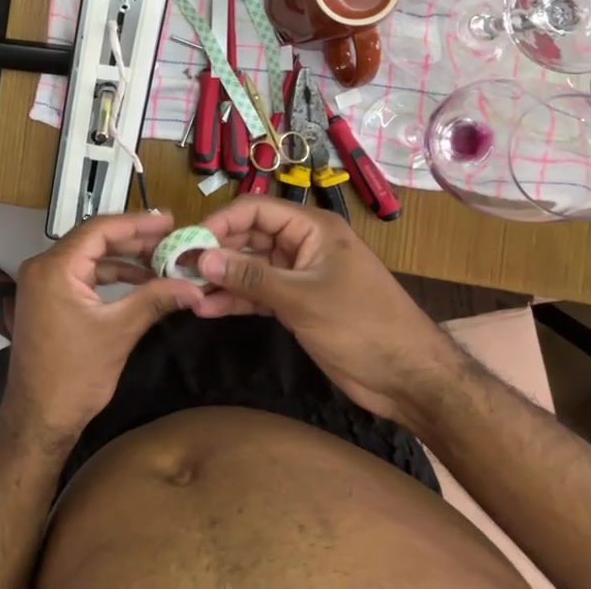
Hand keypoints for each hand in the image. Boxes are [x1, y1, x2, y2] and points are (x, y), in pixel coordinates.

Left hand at [0, 210, 203, 441]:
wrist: (38, 415)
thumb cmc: (75, 373)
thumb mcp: (119, 331)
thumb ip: (154, 300)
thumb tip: (194, 287)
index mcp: (55, 267)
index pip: (99, 230)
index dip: (137, 223)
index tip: (170, 221)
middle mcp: (43, 266)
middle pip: (93, 240)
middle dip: (134, 240)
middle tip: (172, 239)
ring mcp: (43, 283)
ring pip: (89, 258)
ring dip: (123, 260)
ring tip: (163, 261)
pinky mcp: (48, 299)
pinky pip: (81, 276)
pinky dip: (109, 276)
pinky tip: (139, 282)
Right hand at [190, 196, 463, 424]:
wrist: (412, 380)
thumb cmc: (362, 326)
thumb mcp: (302, 299)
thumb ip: (250, 276)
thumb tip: (201, 257)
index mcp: (312, 228)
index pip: (255, 210)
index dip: (219, 222)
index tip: (187, 243)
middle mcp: (303, 244)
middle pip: (248, 237)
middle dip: (215, 252)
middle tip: (179, 269)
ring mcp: (300, 274)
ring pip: (250, 267)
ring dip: (222, 279)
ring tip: (189, 293)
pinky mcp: (298, 303)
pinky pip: (259, 292)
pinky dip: (236, 299)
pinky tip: (208, 309)